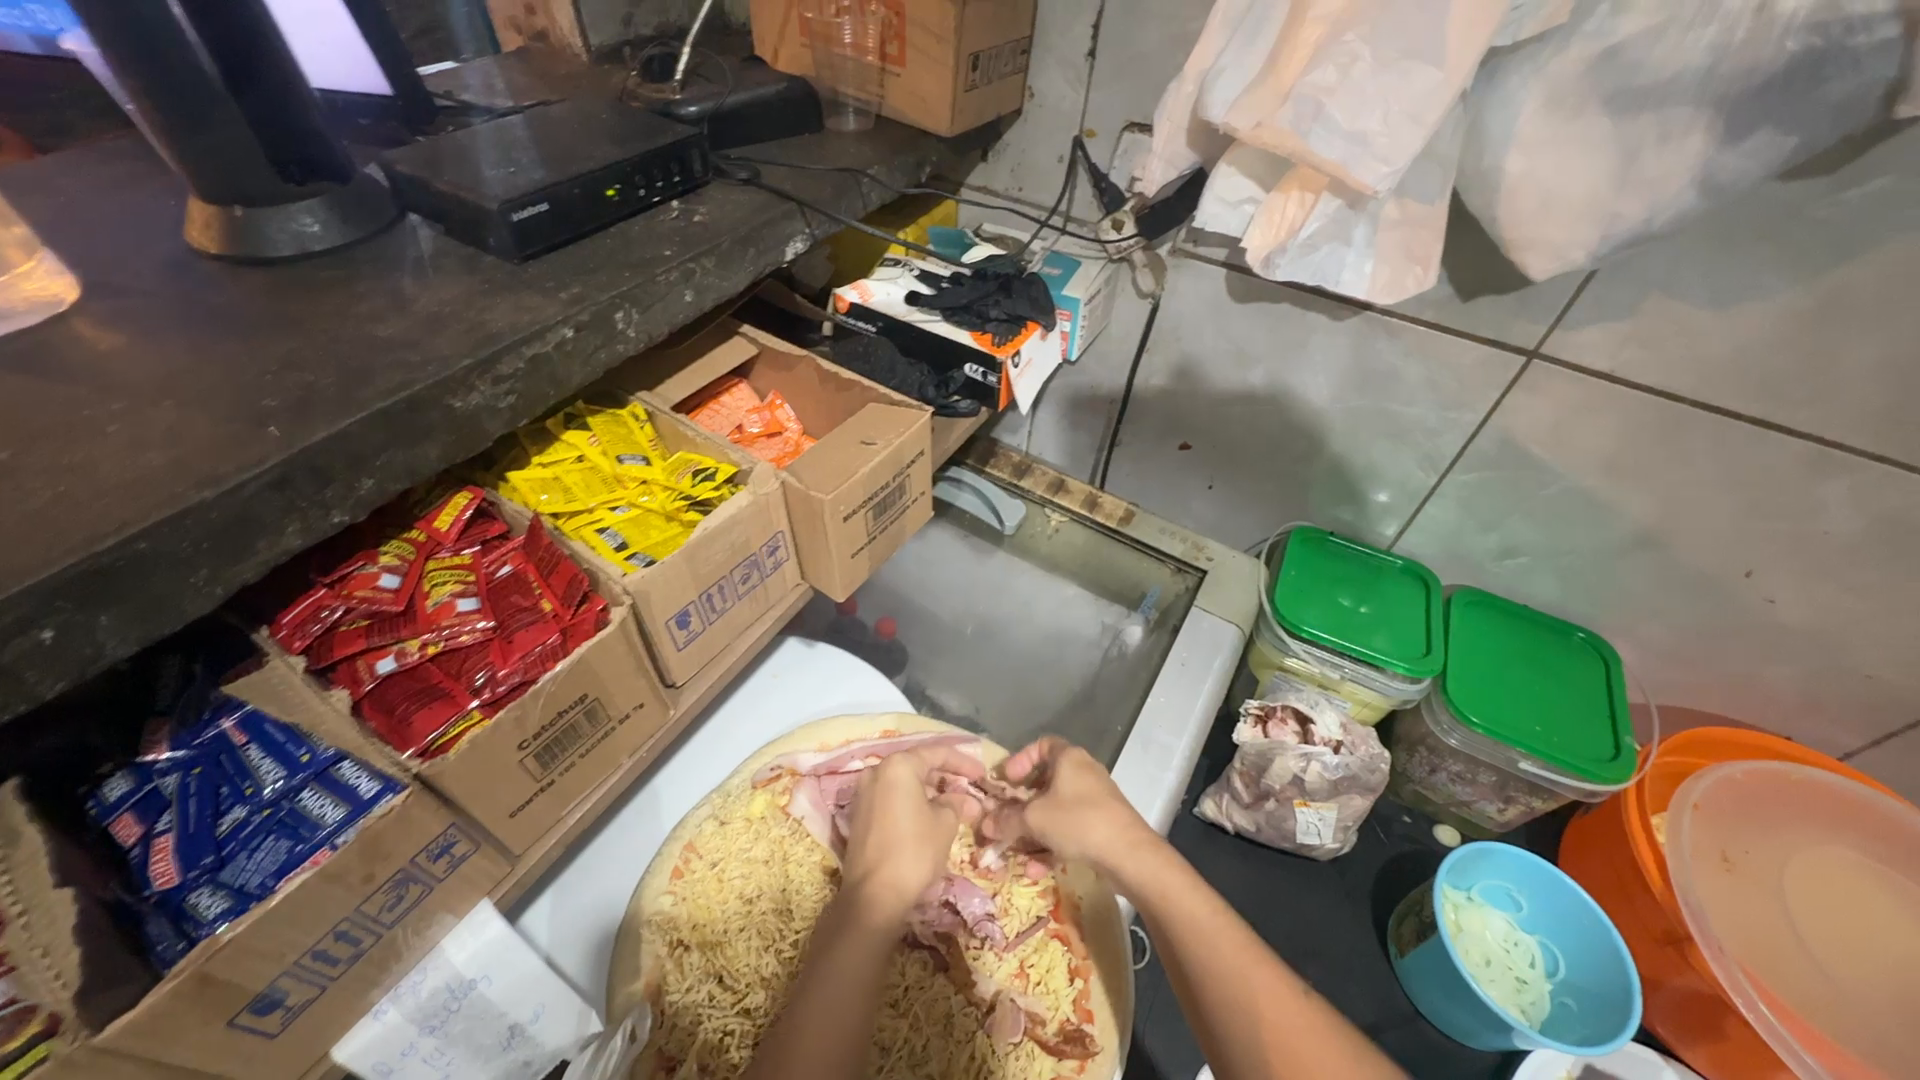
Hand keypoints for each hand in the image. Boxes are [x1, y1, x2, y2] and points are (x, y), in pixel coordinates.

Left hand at [840, 747, 985, 921]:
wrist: (874, 895)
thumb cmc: (914, 851)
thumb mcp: (944, 824)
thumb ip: (956, 804)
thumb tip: (966, 800)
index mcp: (898, 766)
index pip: (936, 753)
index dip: (963, 762)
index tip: (982, 774)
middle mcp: (876, 772)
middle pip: (917, 766)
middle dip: (945, 778)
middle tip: (969, 790)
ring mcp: (863, 794)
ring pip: (903, 784)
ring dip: (929, 792)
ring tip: (954, 806)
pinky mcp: (859, 816)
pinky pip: (891, 799)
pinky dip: (912, 803)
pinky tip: (930, 818)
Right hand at [982, 737, 1156, 873]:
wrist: (1129, 855)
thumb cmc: (1078, 822)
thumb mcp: (1034, 819)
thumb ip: (1007, 819)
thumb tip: (985, 823)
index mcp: (1068, 758)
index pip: (1041, 745)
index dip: (1020, 760)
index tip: (1005, 780)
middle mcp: (1082, 773)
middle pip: (1045, 782)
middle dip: (1021, 804)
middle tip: (1003, 818)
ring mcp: (1094, 801)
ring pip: (1055, 811)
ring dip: (1032, 831)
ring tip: (1014, 851)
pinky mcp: (1101, 826)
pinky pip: (1068, 830)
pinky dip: (1051, 845)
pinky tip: (1036, 870)